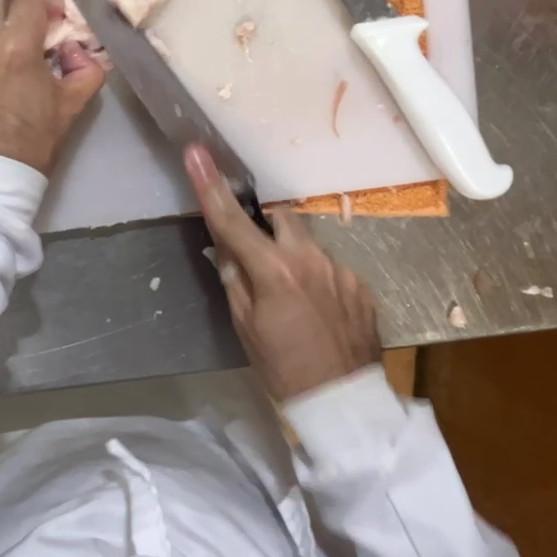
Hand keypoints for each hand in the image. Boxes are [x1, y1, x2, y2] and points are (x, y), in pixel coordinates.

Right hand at [185, 145, 381, 401]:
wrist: (343, 404)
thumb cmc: (282, 369)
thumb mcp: (243, 325)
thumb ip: (234, 277)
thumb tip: (226, 247)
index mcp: (274, 270)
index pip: (232, 219)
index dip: (210, 185)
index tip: (196, 153)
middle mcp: (310, 258)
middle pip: (279, 215)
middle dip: (264, 222)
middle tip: (255, 247)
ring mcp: (340, 269)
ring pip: (306, 241)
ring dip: (291, 254)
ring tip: (290, 294)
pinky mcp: (360, 284)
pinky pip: (329, 266)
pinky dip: (315, 277)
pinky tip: (315, 309)